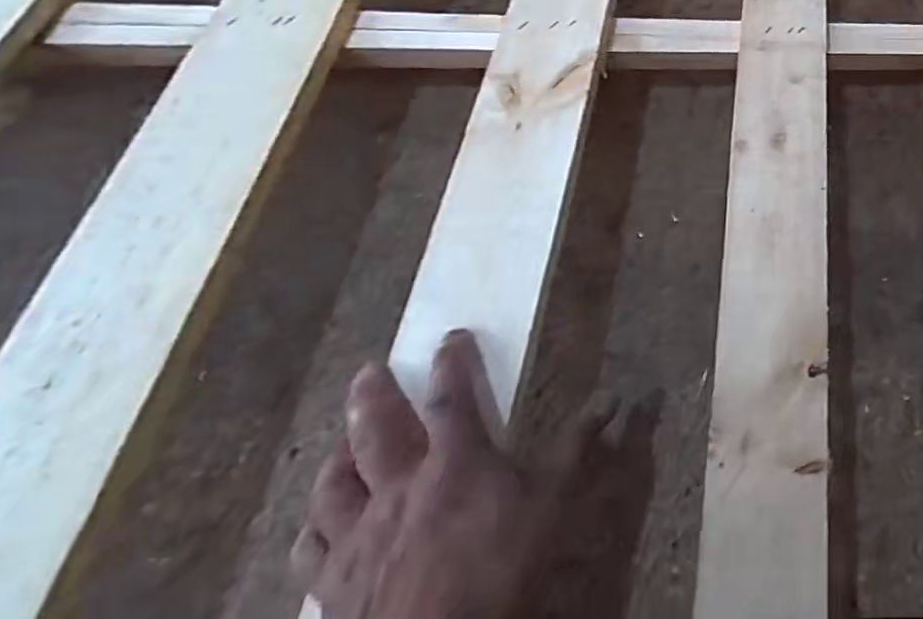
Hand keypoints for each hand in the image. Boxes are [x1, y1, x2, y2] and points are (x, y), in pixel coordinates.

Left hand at [292, 330, 611, 618]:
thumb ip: (578, 449)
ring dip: (336, 458)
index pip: (451, 398)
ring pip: (334, 486)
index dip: (451, 363)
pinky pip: (311, 552)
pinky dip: (312, 533)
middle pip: (378, 428)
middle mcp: (399, 487)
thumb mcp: (554, 505)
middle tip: (369, 371)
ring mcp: (360, 537)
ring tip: (339, 444)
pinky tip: (314, 529)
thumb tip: (612, 398)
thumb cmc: (502, 571)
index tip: (450, 337)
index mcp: (455, 462)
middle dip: (374, 394)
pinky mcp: (334, 586)